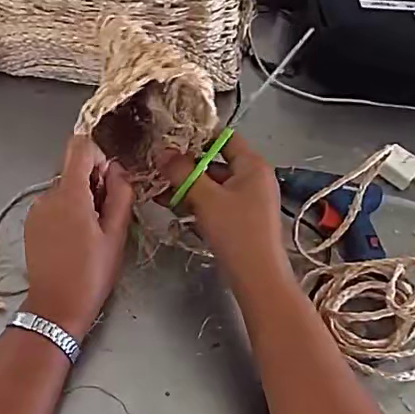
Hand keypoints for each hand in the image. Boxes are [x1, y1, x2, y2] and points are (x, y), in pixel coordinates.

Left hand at [23, 136, 135, 338]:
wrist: (56, 307)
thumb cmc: (91, 273)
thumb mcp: (116, 234)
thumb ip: (120, 193)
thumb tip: (117, 170)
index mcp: (69, 195)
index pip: (80, 147)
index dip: (99, 157)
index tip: (110, 184)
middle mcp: (47, 196)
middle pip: (74, 171)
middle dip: (94, 185)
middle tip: (106, 219)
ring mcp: (36, 210)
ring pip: (65, 190)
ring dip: (82, 201)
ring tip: (91, 235)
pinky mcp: (31, 223)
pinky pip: (54, 205)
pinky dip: (68, 213)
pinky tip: (75, 241)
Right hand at [159, 136, 293, 288]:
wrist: (257, 277)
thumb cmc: (236, 231)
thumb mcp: (205, 198)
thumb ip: (182, 172)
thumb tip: (162, 151)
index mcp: (253, 165)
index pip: (224, 137)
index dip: (197, 136)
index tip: (170, 139)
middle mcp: (253, 178)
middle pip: (216, 162)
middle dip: (186, 164)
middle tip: (157, 165)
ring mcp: (248, 199)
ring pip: (212, 184)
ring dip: (186, 185)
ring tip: (157, 186)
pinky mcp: (240, 219)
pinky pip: (214, 201)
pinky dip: (195, 201)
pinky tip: (170, 204)